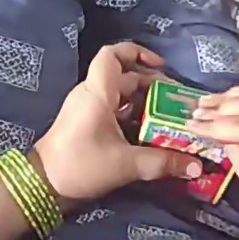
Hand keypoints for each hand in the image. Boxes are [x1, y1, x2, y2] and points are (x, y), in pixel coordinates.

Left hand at [34, 43, 202, 203]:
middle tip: (176, 102)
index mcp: (97, 93)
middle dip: (152, 86)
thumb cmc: (81, 165)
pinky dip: (132, 118)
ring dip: (144, 105)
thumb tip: (195, 168)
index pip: (112, 55)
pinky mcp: (86, 126)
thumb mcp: (125, 164)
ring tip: (168, 119)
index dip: (137, 54)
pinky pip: (113, 113)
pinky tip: (150, 134)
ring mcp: (87, 110)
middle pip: (125, 78)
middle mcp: (91, 95)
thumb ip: (162, 163)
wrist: (43, 185)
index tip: (160, 68)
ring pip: (121, 97)